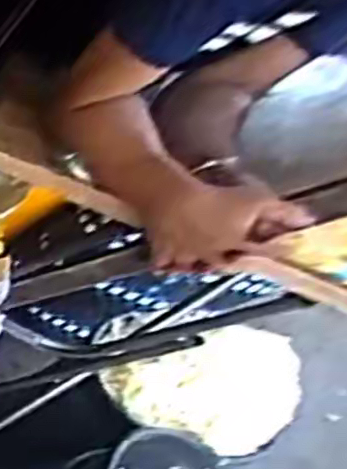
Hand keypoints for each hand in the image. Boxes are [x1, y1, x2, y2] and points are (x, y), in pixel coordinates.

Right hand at [139, 177, 314, 271]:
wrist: (173, 202)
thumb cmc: (219, 200)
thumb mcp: (259, 201)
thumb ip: (283, 212)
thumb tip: (306, 222)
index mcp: (234, 244)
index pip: (257, 252)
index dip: (269, 250)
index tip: (275, 248)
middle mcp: (208, 254)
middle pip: (221, 265)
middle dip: (230, 261)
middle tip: (234, 256)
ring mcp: (182, 255)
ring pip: (188, 269)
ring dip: (195, 268)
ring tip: (198, 264)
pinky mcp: (161, 253)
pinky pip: (161, 265)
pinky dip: (165, 266)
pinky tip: (169, 263)